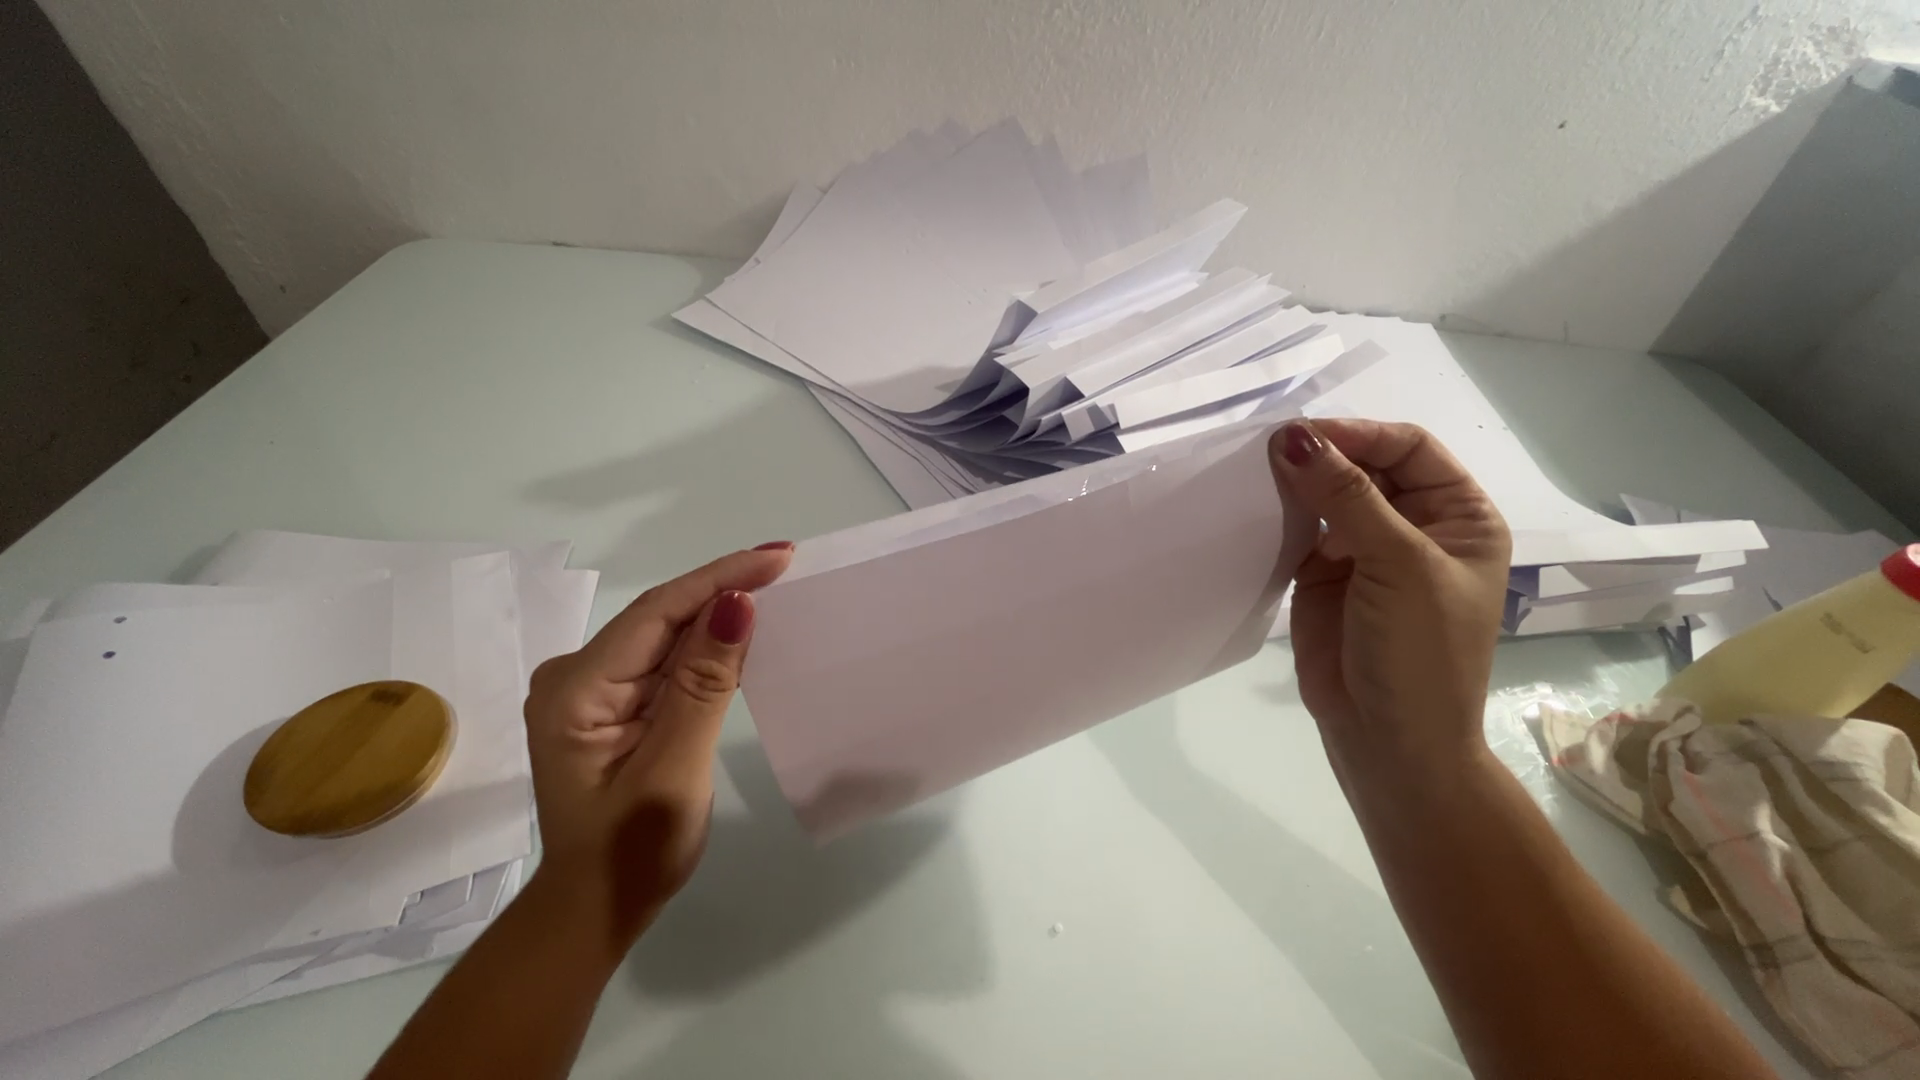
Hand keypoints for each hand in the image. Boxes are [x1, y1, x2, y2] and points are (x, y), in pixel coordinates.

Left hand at [521, 544, 792, 954]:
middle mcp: (577, 677)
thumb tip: (737, 605)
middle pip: (661, 617)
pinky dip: (709, 648)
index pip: (656, 612)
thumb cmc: (633, 852)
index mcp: (577, 690)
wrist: (597, 907)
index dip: (719, 578)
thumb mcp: (674, 770)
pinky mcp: (616, 704)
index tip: (777, 556)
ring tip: (778, 587)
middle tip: (787, 565)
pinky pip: (668, 662)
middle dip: (724, 588)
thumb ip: (703, 685)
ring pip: (668, 636)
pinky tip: (744, 634)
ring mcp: (595, 690)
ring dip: (720, 614)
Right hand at [1268, 419, 1509, 778]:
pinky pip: (1297, 532)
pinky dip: (1275, 519)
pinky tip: (1249, 510)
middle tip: (1263, 451)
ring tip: (1249, 473)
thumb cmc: (1419, 652)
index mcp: (1457, 516)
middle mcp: (1412, 526)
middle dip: (1321, 456)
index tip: (1302, 434)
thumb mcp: (1396, 565)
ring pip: (1325, 497)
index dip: (1358, 435)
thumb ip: (1345, 496)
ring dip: (1293, 485)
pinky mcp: (1322, 577)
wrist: (1389, 741)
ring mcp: (1364, 552)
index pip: (1407, 448)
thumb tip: (1292, 436)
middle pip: (1363, 467)